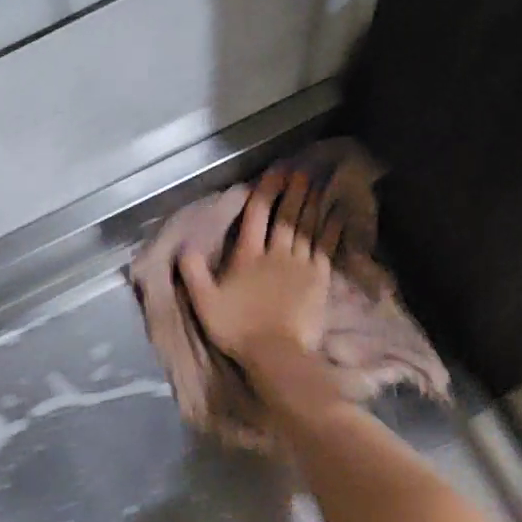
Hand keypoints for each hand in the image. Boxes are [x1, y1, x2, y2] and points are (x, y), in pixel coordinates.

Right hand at [179, 168, 340, 367]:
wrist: (275, 353)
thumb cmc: (237, 330)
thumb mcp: (204, 303)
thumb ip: (193, 273)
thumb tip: (185, 245)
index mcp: (247, 256)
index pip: (257, 214)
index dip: (266, 189)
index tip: (275, 169)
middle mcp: (276, 253)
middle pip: (286, 214)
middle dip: (294, 189)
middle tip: (301, 168)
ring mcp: (300, 264)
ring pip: (308, 225)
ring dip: (313, 201)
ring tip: (318, 182)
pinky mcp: (318, 279)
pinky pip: (327, 245)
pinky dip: (331, 226)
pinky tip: (336, 212)